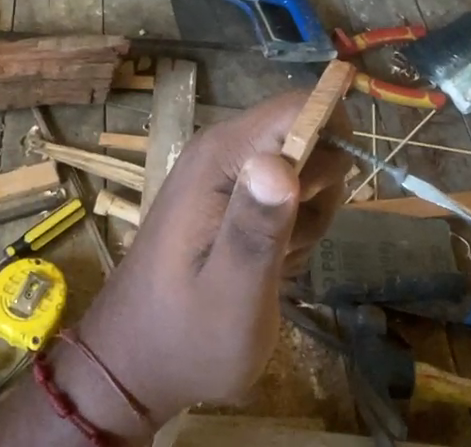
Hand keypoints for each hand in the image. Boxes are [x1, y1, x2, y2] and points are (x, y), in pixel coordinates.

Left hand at [76, 90, 351, 418]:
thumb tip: (281, 164)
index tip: (330, 197)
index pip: (298, 105)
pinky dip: (294, 228)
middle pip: (309, 132)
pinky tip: (269, 265)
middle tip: (291, 243)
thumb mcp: (229, 297)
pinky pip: (292, 192)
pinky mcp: (234, 194)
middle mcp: (224, 149)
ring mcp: (228, 171)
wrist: (137, 365)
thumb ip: (256, 230)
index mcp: (220, 157)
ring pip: (307, 165)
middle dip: (320, 188)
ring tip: (276, 263)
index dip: (333, 135)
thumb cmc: (184, 340)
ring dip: (309, 215)